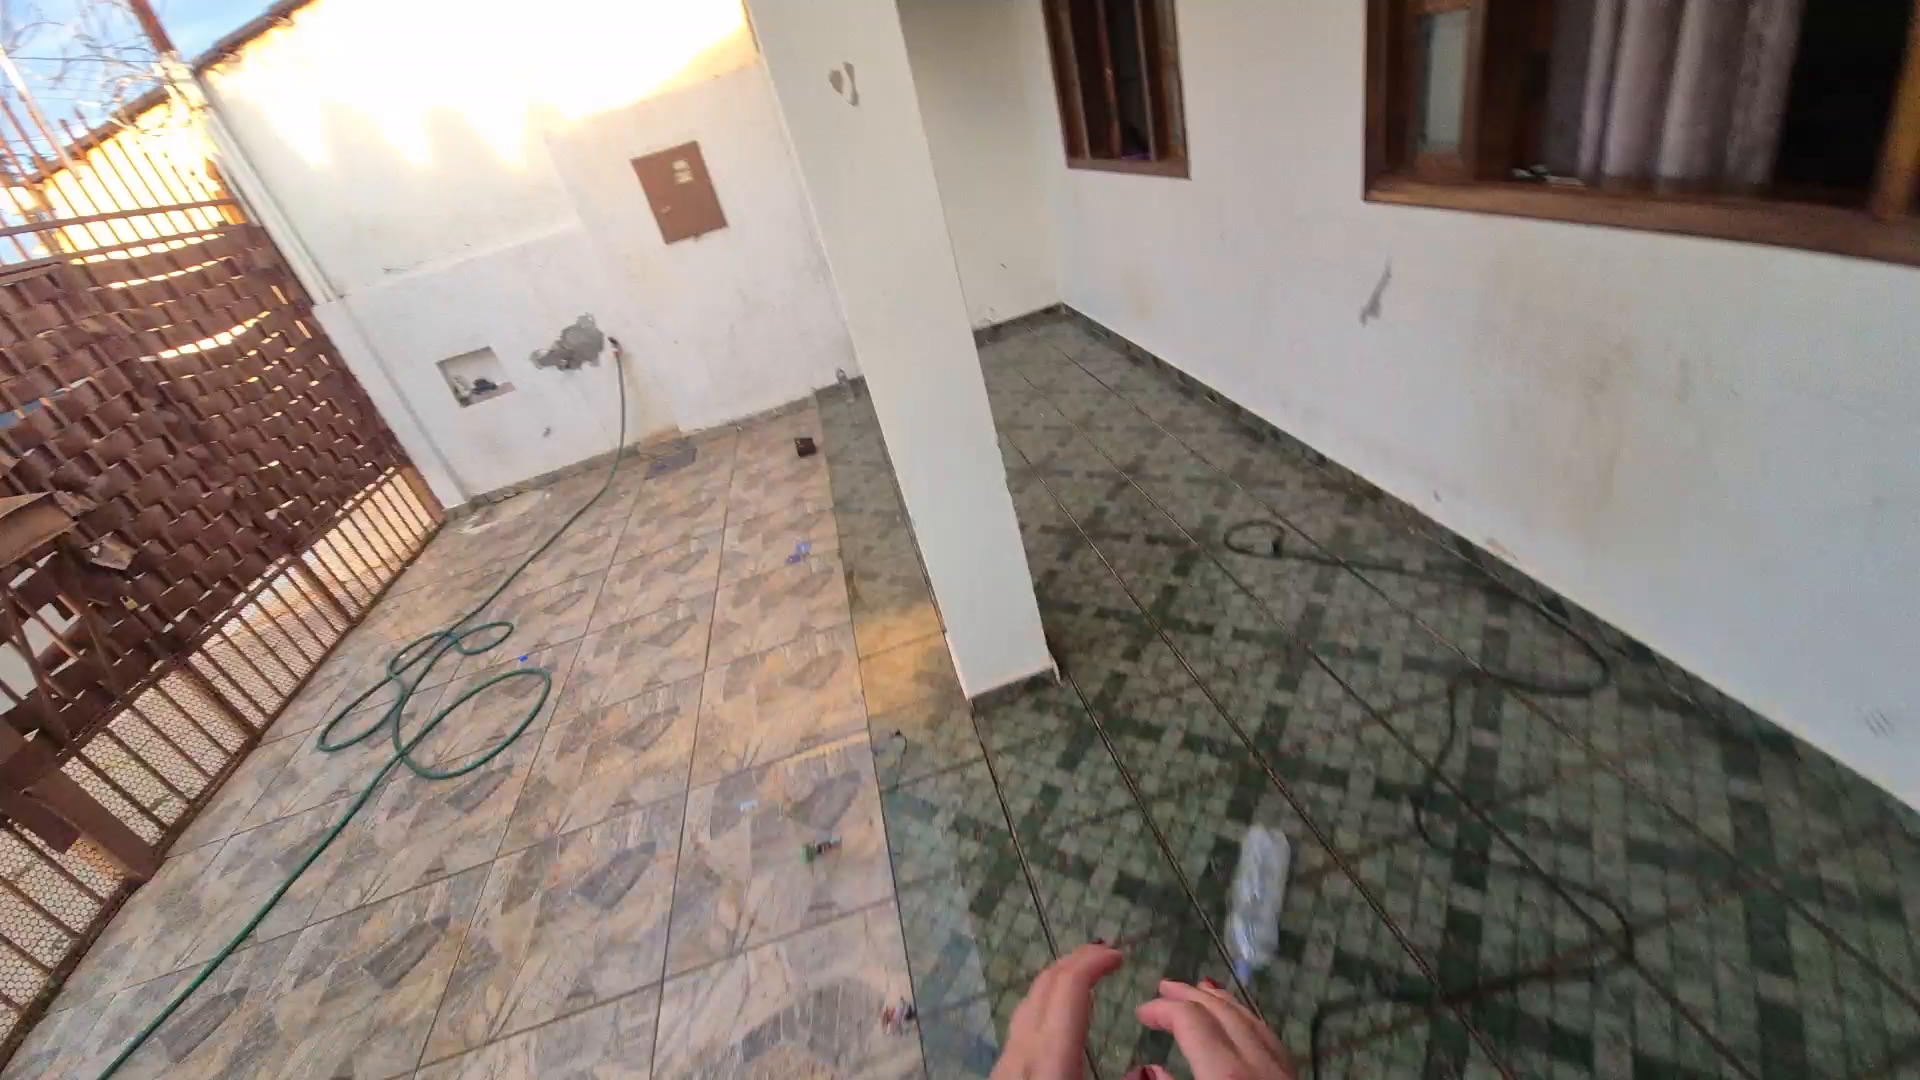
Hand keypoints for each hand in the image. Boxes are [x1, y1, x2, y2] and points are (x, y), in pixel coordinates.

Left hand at [991, 943, 1124, 1079]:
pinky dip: (1044, 1004)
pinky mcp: (1000, 1071)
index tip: (1118, 955)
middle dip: (1076, 961)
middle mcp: (1021, 1048)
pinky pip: (1021, 1023)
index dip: (1093, 961)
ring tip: (1084, 978)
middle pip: (1045, 985)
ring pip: (1028, 1002)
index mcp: (1050, 1057)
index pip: (1068, 986)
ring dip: (1057, 980)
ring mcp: (1004, 1060)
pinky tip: (1056, 1020)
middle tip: (1106, 955)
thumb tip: (1150, 1069)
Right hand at [1135, 978, 1296, 1079]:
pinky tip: (1241, 1022)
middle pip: (1223, 1012)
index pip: (1191, 1019)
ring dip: (1221, 1001)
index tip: (1142, 1012)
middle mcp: (1259, 1063)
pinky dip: (1248, 1020)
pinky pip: (1271, 1040)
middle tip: (1164, 986)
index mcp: (1226, 1072)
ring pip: (1252, 1021)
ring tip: (1201, 991)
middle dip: (1190, 994)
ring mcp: (1285, 1072)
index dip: (1162, 1009)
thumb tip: (1149, 1068)